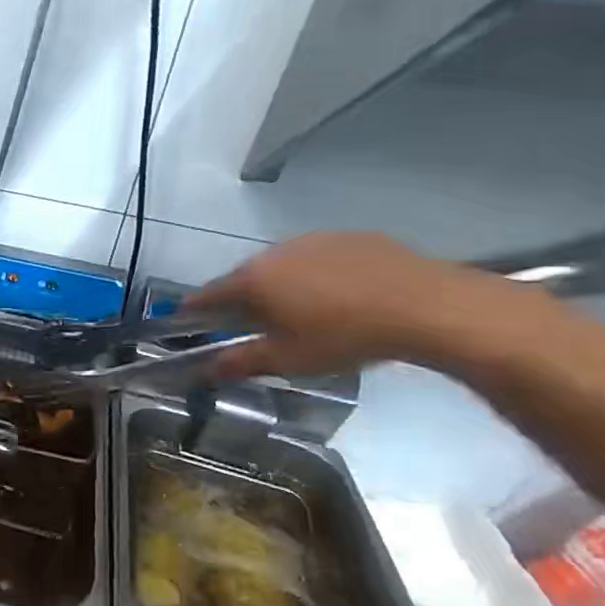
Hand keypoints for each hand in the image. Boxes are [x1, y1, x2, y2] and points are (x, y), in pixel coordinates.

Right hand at [184, 231, 550, 379]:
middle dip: (239, 299)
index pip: (210, 292)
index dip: (194, 308)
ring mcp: (314, 238)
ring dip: (277, 285)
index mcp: (255, 279)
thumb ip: (242, 362)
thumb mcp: (289, 359)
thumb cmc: (343, 336)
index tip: (185, 320)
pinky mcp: (349, 236)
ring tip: (295, 312)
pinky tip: (334, 296)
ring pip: (281, 264)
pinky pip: (315, 257)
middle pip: (245, 276)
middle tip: (247, 326)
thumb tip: (206, 369)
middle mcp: (277, 250)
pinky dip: (311, 275)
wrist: (419, 303)